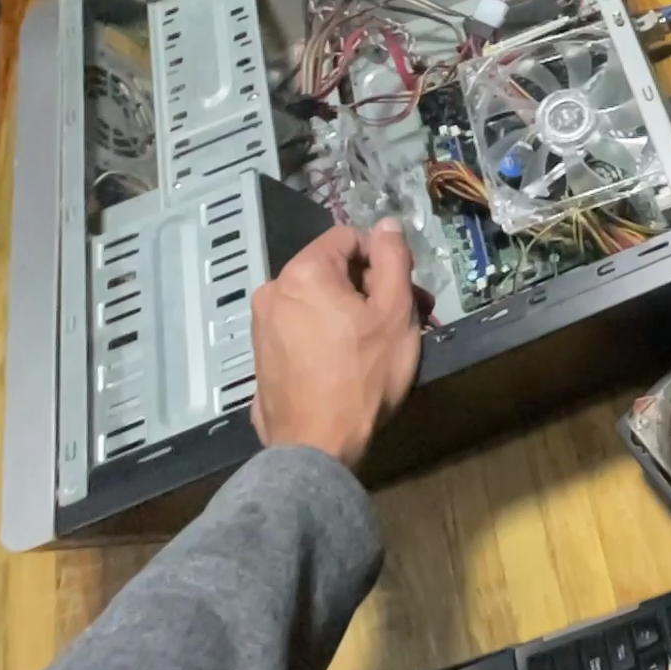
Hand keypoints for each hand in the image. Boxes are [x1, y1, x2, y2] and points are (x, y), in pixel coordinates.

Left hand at [249, 219, 421, 467]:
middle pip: (334, 269)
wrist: (318, 445)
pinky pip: (304, 325)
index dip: (383, 257)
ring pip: (320, 298)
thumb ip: (393, 259)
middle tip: (407, 316)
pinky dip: (331, 330)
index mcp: (304, 273)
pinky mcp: (263, 354)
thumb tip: (388, 225)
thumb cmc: (365, 373)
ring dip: (355, 309)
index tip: (405, 288)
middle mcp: (273, 291)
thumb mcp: (396, 311)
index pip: (349, 237)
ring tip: (383, 341)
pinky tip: (353, 359)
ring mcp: (263, 325)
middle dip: (372, 286)